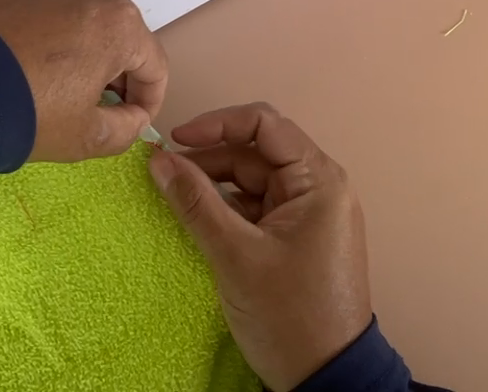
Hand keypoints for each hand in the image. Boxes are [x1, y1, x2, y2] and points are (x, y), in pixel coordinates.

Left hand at [0, 0, 166, 162]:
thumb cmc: (26, 112)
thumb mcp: (83, 139)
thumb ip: (124, 129)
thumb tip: (133, 117)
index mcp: (121, 29)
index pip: (153, 65)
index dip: (147, 99)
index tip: (129, 119)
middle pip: (123, 27)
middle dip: (116, 63)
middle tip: (90, 96)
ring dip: (90, 18)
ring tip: (63, 52)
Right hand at [148, 104, 371, 391]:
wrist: (329, 385)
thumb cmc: (290, 315)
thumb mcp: (236, 256)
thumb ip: (195, 202)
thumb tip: (158, 159)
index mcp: (318, 179)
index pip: (264, 123)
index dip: (217, 123)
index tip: (177, 139)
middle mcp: (318, 185)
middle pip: (255, 150)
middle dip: (210, 157)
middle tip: (167, 173)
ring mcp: (308, 211)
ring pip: (252, 177)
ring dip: (215, 183)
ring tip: (177, 197)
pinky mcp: (297, 234)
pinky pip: (256, 203)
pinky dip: (227, 206)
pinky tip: (200, 217)